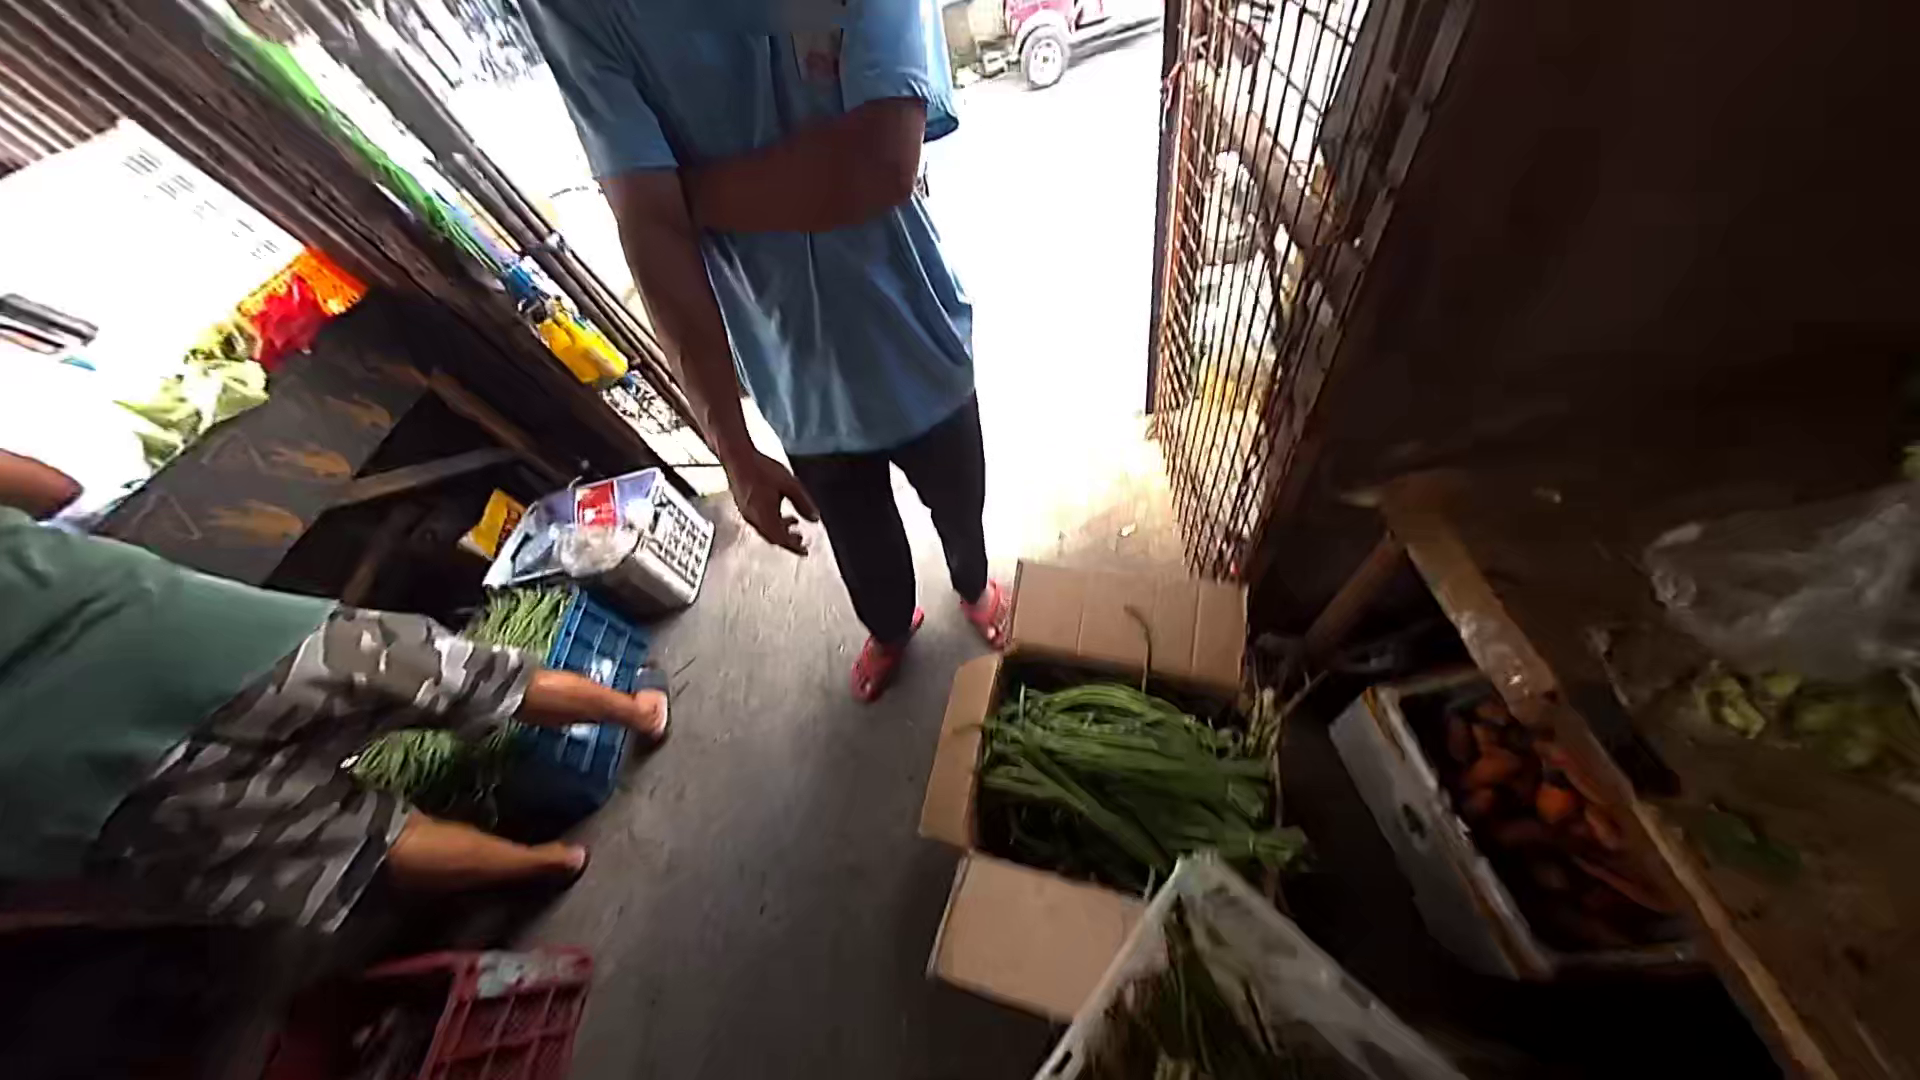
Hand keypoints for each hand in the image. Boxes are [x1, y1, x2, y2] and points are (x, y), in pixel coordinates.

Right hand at [724, 449, 818, 554]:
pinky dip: (772, 523)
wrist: (737, 457)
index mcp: (765, 516)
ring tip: (794, 524)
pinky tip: (779, 512)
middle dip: (788, 541)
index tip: (805, 552)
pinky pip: (760, 522)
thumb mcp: (790, 485)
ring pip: (766, 530)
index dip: (794, 547)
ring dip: (780, 531)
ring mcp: (746, 513)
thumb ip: (804, 503)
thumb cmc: (762, 469)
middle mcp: (754, 519)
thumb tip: (815, 519)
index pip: (781, 540)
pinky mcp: (743, 507)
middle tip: (801, 540)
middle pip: (773, 538)